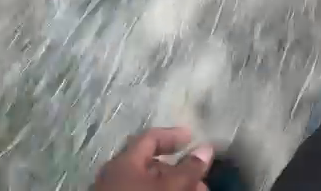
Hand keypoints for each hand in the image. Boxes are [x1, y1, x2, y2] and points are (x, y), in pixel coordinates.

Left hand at [94, 128, 214, 190]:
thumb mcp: (169, 188)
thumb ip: (189, 169)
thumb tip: (206, 149)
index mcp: (124, 163)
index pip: (151, 138)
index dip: (173, 136)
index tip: (193, 139)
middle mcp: (114, 177)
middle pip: (151, 165)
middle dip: (178, 171)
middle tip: (199, 181)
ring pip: (146, 185)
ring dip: (172, 187)